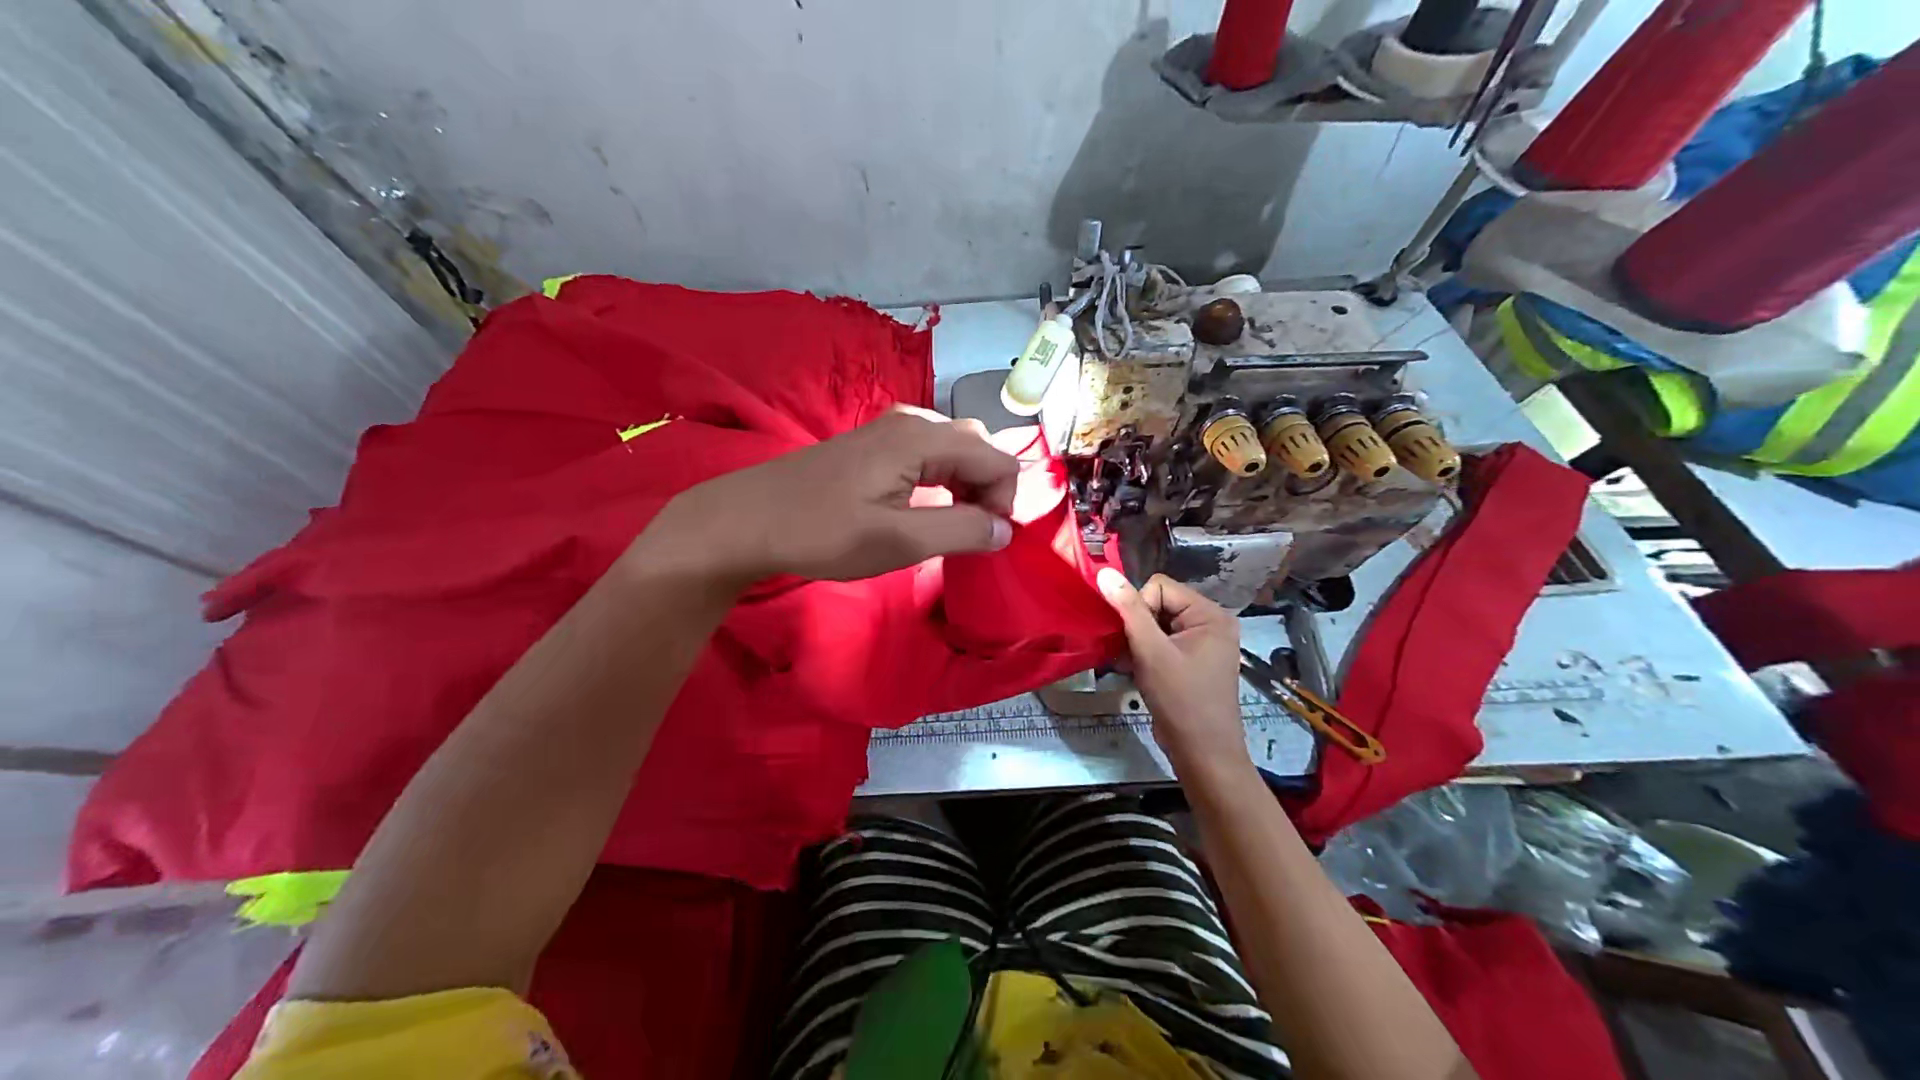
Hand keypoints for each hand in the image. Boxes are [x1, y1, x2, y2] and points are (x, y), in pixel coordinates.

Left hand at [648, 407, 1017, 584]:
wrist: (746, 520)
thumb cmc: (822, 532)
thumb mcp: (898, 542)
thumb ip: (960, 531)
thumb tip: (1004, 530)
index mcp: (923, 438)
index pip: (997, 458)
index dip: (1004, 501)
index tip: (984, 540)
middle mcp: (912, 422)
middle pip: (977, 446)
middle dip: (987, 489)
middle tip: (970, 534)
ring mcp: (888, 429)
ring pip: (953, 449)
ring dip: (965, 485)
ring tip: (950, 526)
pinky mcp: (871, 445)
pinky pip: (927, 453)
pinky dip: (941, 480)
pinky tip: (923, 509)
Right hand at [1096, 570, 1252, 776]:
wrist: (1203, 753)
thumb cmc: (1181, 700)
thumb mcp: (1151, 652)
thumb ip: (1128, 610)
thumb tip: (1104, 572)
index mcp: (1211, 614)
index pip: (1160, 587)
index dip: (1139, 608)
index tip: (1137, 640)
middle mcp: (1211, 623)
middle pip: (1158, 604)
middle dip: (1137, 627)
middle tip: (1131, 654)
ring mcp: (1202, 644)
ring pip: (1155, 625)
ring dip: (1137, 642)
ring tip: (1131, 665)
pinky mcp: (1192, 662)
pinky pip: (1161, 643)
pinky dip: (1144, 654)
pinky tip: (1135, 672)